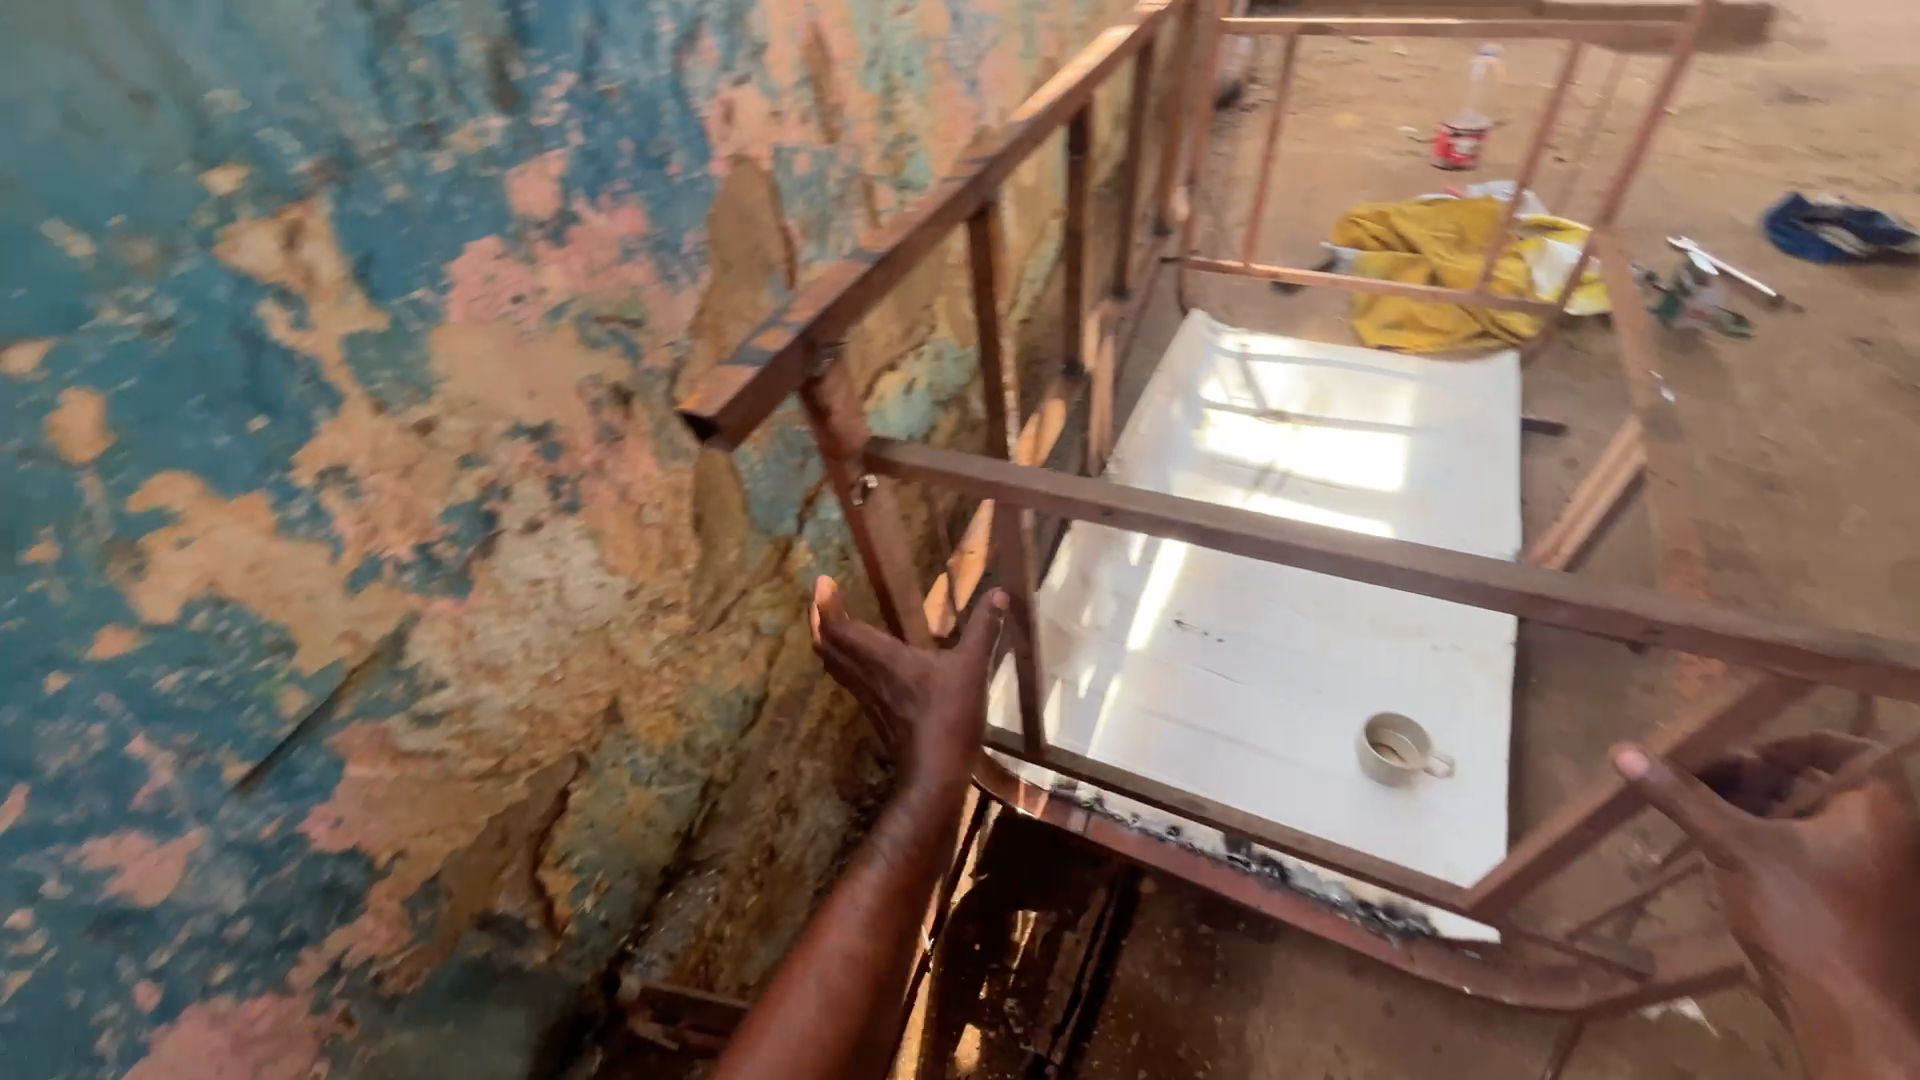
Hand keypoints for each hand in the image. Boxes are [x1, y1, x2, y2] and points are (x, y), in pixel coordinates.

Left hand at [810, 576, 1007, 792]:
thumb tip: (1001, 592)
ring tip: (833, 621)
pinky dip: (844, 660)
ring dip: (828, 640)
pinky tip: (861, 659)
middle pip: (827, 645)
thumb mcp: (973, 668)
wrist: (936, 774)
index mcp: (883, 658)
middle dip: (819, 619)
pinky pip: (848, 678)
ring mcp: (868, 697)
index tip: (822, 581)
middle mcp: (867, 675)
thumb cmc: (950, 717)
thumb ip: (984, 629)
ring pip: (834, 664)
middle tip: (822, 597)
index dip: (825, 604)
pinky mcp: (876, 712)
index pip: (839, 628)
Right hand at [1613, 735, 1919, 1046]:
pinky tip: (1707, 837)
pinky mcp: (1832, 892)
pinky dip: (1750, 831)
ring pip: (1797, 812)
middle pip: (1813, 779)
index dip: (1796, 741)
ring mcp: (1856, 865)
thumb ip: (1681, 796)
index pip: (1851, 751)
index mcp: (1876, 814)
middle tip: (1694, 774)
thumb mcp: (1734, 846)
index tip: (1741, 746)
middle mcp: (1876, 833)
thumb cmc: (1805, 916)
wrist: (1842, 1009)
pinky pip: (1791, 844)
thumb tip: (1622, 750)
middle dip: (1751, 772)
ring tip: (1690, 803)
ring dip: (1743, 801)